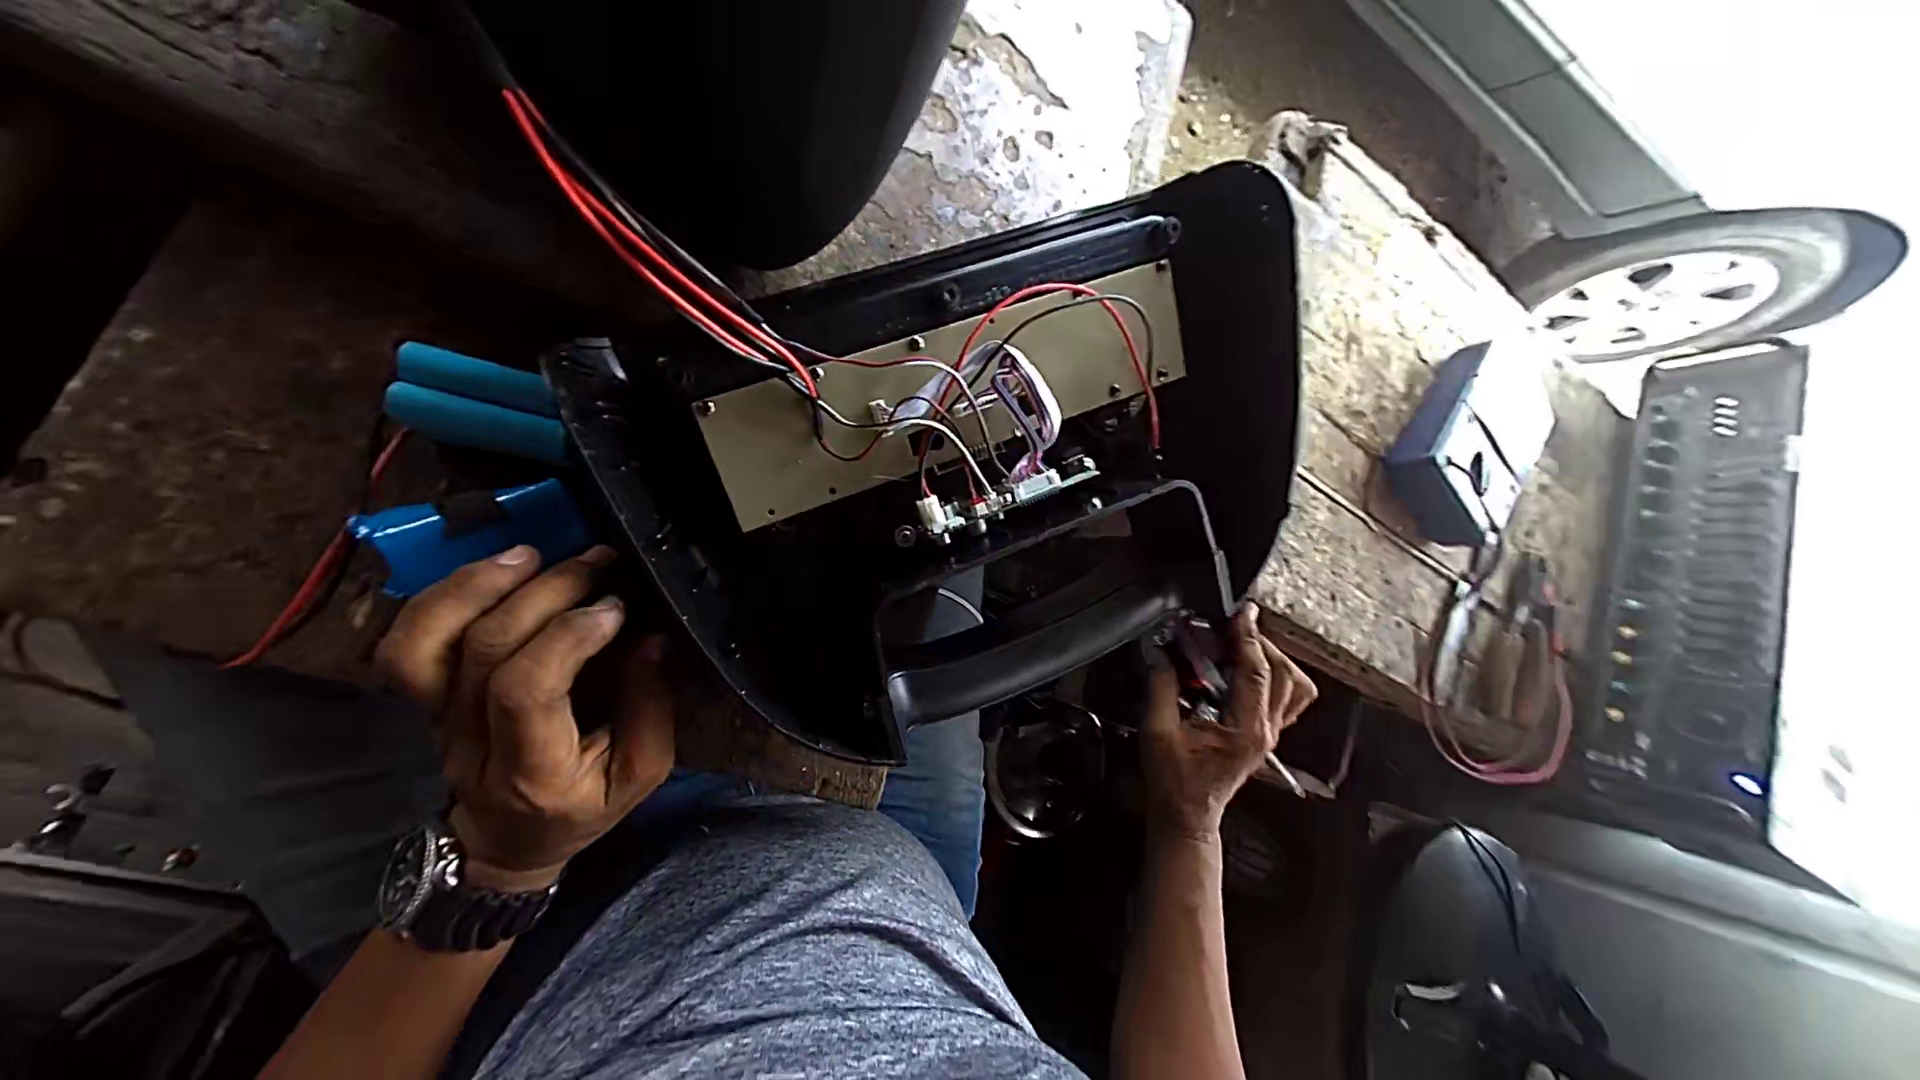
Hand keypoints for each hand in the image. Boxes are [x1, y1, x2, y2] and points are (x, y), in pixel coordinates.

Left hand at [374, 545, 675, 889]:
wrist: (504, 843)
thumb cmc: (581, 807)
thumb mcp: (641, 774)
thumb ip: (652, 709)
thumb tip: (650, 639)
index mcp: (532, 770)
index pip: (527, 691)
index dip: (568, 637)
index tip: (615, 607)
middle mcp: (470, 743)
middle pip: (484, 652)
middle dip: (545, 593)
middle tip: (597, 562)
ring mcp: (432, 720)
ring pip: (420, 645)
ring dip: (475, 586)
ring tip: (531, 554)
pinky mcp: (420, 701)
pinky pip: (405, 643)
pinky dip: (444, 596)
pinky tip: (495, 570)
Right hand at [1142, 605, 1317, 839]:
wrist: (1187, 815)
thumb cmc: (1174, 781)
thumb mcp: (1157, 731)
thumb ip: (1160, 687)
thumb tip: (1160, 652)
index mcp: (1244, 730)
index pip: (1256, 672)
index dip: (1248, 637)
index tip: (1241, 612)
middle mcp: (1265, 731)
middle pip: (1281, 673)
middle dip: (1257, 643)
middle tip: (1231, 626)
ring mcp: (1270, 735)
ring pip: (1293, 686)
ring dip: (1271, 659)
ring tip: (1243, 645)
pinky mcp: (1265, 736)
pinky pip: (1286, 698)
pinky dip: (1274, 676)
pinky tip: (1248, 669)